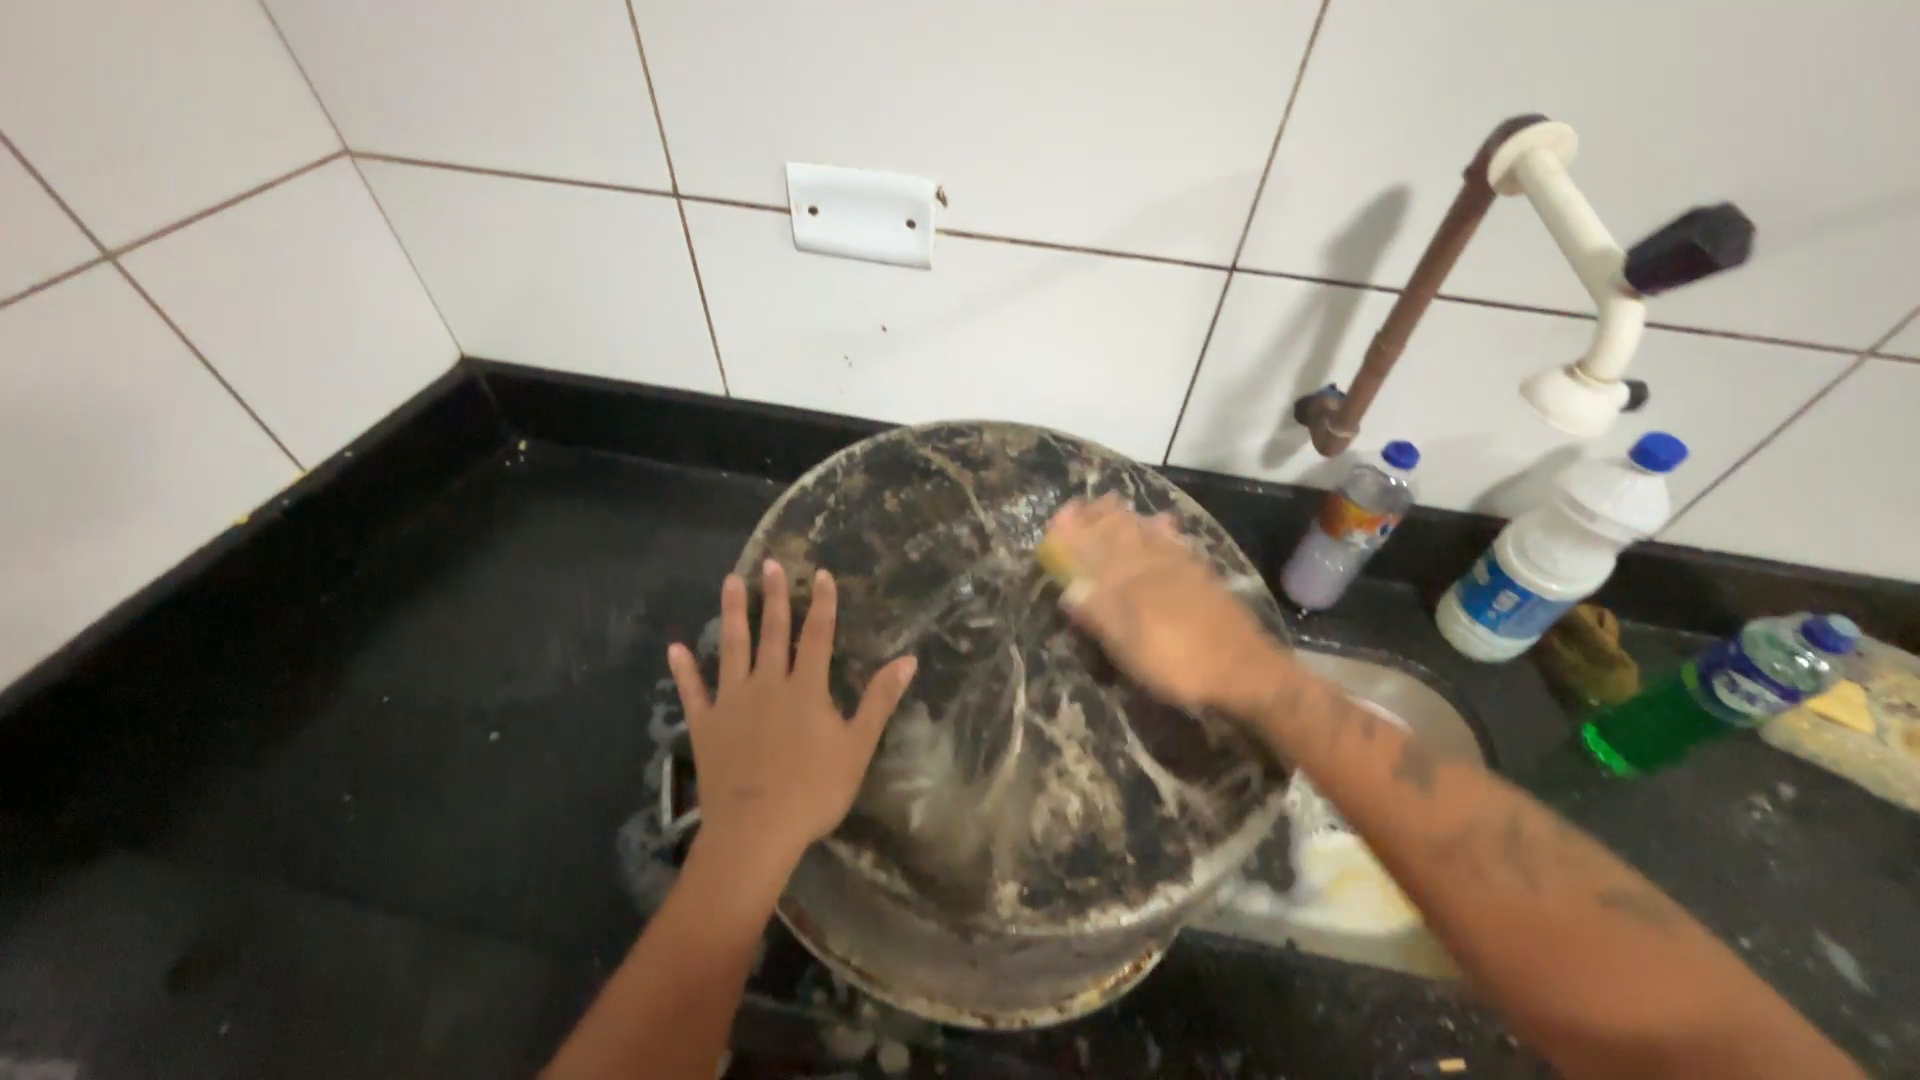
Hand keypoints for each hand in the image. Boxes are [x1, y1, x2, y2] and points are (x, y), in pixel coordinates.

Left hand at [667, 561, 917, 871]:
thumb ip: (879, 700)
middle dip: (774, 597)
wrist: (755, 830)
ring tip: (730, 582)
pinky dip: (685, 670)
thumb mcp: (857, 747)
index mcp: (805, 688)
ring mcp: (731, 702)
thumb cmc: (813, 791)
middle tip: (769, 563)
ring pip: (732, 649)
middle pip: (772, 633)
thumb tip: (908, 659)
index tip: (820, 573)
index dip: (821, 603)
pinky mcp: (705, 725)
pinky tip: (676, 648)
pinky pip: (693, 691)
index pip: (817, 636)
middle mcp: (767, 684)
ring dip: (731, 614)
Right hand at [1044, 496, 1276, 710]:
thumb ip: (1099, 615)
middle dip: (1100, 517)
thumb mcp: (1129, 647)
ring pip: (1149, 533)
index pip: (1096, 548)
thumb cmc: (1179, 663)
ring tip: (1113, 505)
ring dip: (1128, 518)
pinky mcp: (1203, 576)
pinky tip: (1162, 523)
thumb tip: (1069, 590)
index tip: (1058, 517)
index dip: (1076, 533)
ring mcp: (1183, 568)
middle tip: (1083, 504)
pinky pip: (1175, 542)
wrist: (1245, 670)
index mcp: (1131, 581)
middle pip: (1123, 533)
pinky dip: (1162, 529)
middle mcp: (1154, 565)